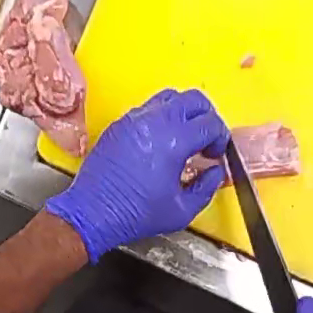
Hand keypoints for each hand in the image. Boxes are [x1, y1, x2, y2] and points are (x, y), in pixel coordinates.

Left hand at [44, 89, 230, 261]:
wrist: (92, 215)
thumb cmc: (133, 215)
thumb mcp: (181, 211)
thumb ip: (206, 188)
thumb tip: (214, 173)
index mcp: (173, 141)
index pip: (210, 123)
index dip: (220, 138)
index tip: (217, 154)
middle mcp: (153, 122)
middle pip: (193, 99)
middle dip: (206, 117)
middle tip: (206, 140)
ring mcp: (133, 120)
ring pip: (169, 98)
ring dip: (183, 114)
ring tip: (184, 139)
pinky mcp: (118, 126)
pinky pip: (147, 109)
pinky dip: (161, 119)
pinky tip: (161, 143)